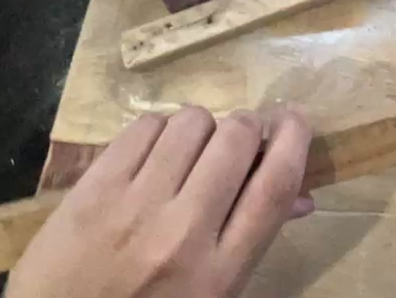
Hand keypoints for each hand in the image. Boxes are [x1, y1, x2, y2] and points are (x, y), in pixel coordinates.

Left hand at [7, 106, 312, 297]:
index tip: (295, 121)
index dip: (294, 140)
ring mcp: (133, 208)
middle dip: (246, 128)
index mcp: (218, 274)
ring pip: (192, 121)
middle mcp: (181, 234)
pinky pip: (144, 126)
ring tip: (189, 152)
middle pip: (237, 138)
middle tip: (237, 142)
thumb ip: (254, 241)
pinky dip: (158, 131)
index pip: (275, 185)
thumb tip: (303, 194)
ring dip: (201, 129)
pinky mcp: (91, 190)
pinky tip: (152, 155)